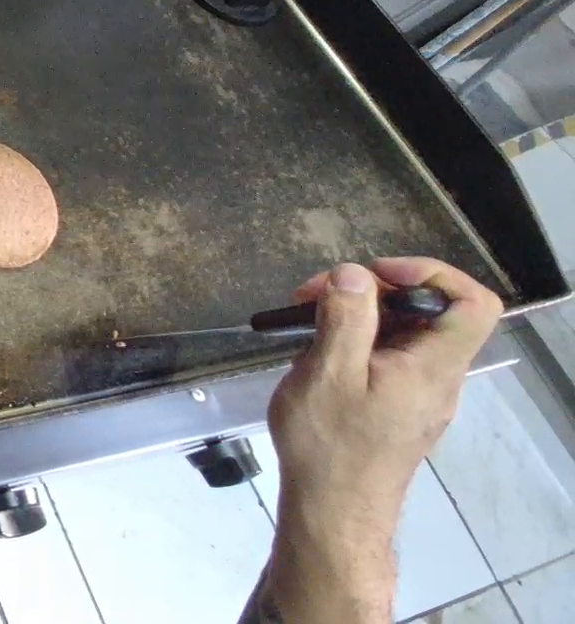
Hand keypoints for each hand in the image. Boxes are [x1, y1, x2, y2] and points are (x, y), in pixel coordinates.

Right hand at [253, 257, 501, 622]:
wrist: (333, 502)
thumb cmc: (330, 438)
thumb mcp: (327, 372)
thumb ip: (346, 320)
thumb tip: (355, 273)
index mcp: (432, 366)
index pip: (472, 303)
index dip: (429, 273)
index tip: (371, 273)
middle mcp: (438, 376)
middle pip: (428, 311)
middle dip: (369, 289)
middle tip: (311, 295)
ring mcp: (418, 391)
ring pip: (403, 331)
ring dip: (355, 312)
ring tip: (304, 319)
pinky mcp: (396, 401)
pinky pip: (387, 353)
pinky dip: (352, 337)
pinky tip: (314, 349)